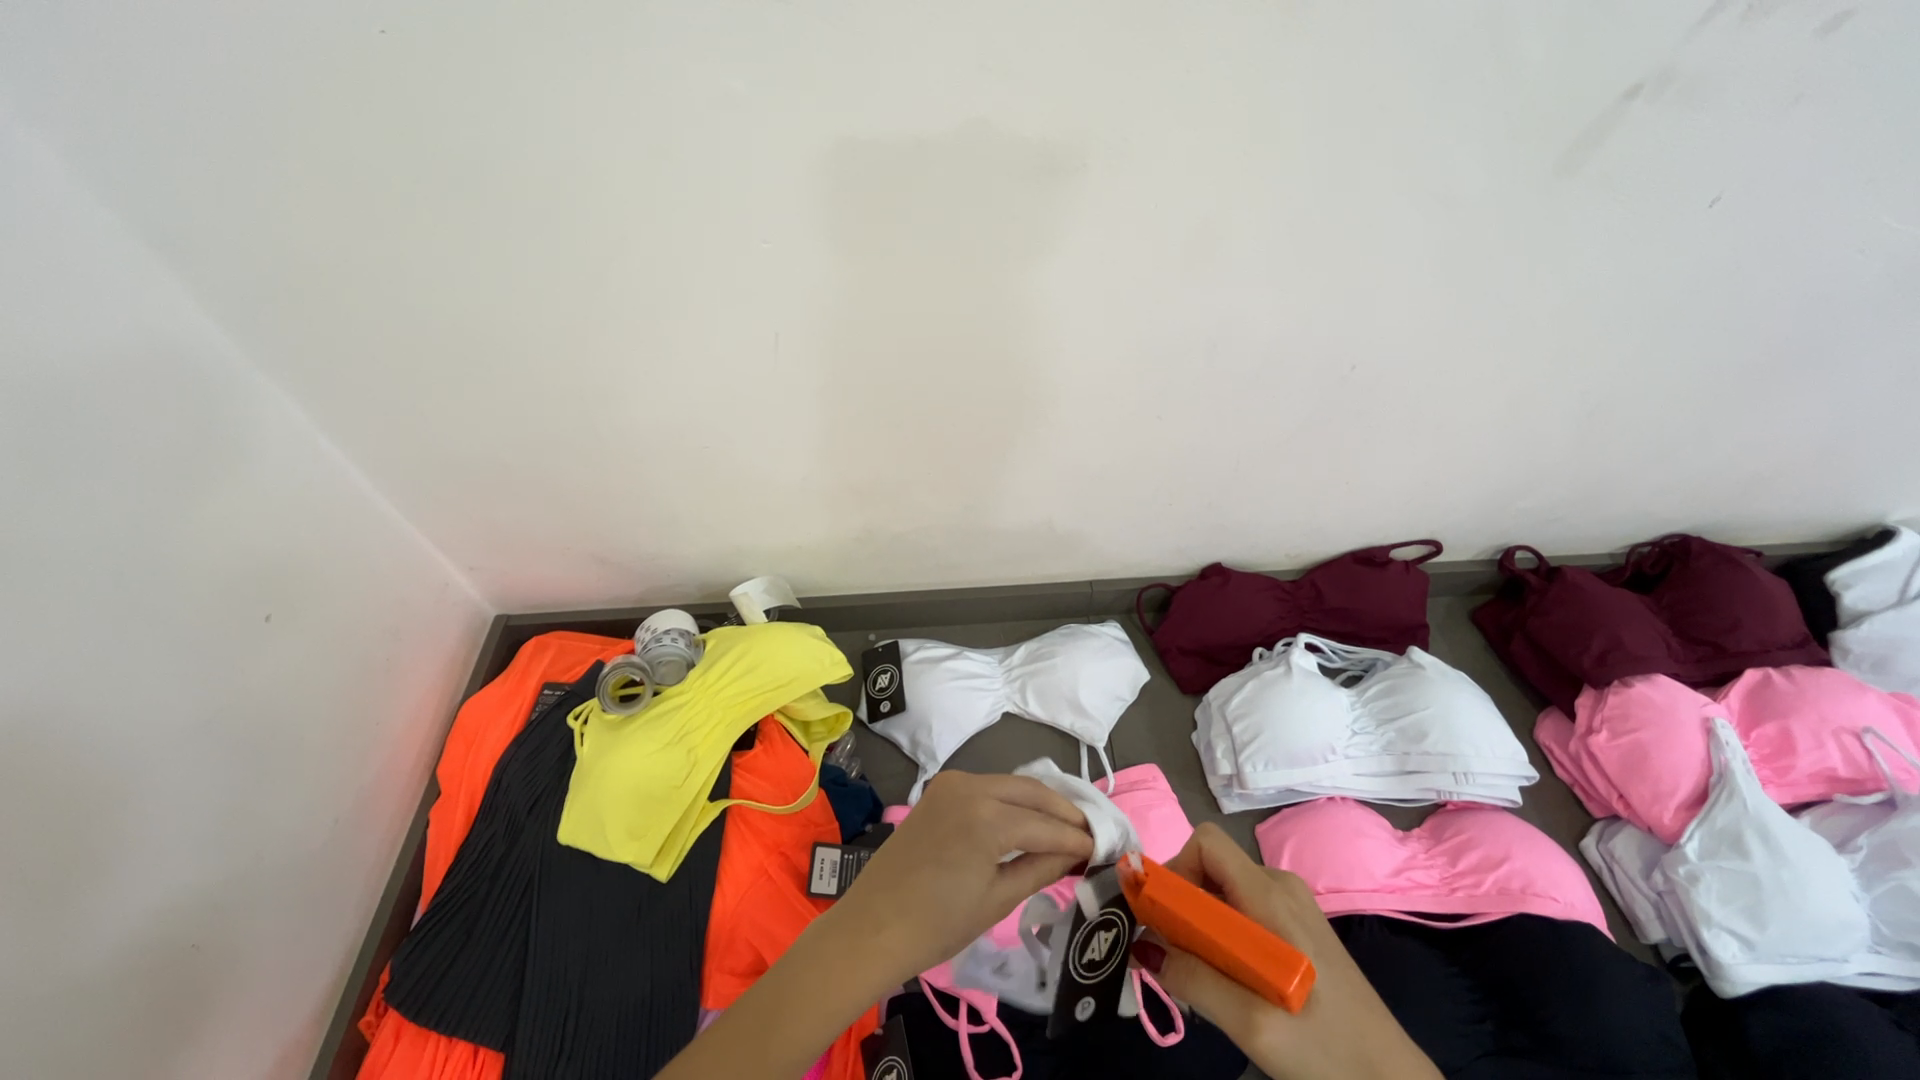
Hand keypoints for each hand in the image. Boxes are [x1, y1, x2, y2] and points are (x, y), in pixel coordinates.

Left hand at [824, 771, 1095, 984]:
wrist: (872, 927)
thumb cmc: (937, 925)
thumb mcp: (998, 900)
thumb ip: (1042, 868)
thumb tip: (1077, 854)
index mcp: (988, 817)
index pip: (1048, 825)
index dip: (1079, 839)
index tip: (1106, 849)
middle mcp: (971, 787)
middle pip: (1033, 792)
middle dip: (1064, 812)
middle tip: (1091, 834)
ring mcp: (951, 785)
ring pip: (1011, 785)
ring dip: (1040, 803)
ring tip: (1067, 828)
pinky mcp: (939, 790)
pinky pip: (988, 787)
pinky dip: (1012, 801)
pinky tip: (1029, 820)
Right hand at [1132, 823, 1441, 1079]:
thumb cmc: (1327, 1050)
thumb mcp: (1251, 1024)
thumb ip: (1194, 979)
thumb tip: (1143, 946)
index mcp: (1271, 897)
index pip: (1206, 843)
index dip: (1174, 870)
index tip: (1162, 919)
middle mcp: (1281, 887)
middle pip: (1210, 867)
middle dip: (1181, 905)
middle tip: (1176, 958)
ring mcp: (1294, 907)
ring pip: (1224, 892)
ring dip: (1200, 925)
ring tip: (1203, 977)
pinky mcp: (1299, 929)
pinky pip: (1243, 911)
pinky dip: (1222, 936)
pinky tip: (1232, 982)